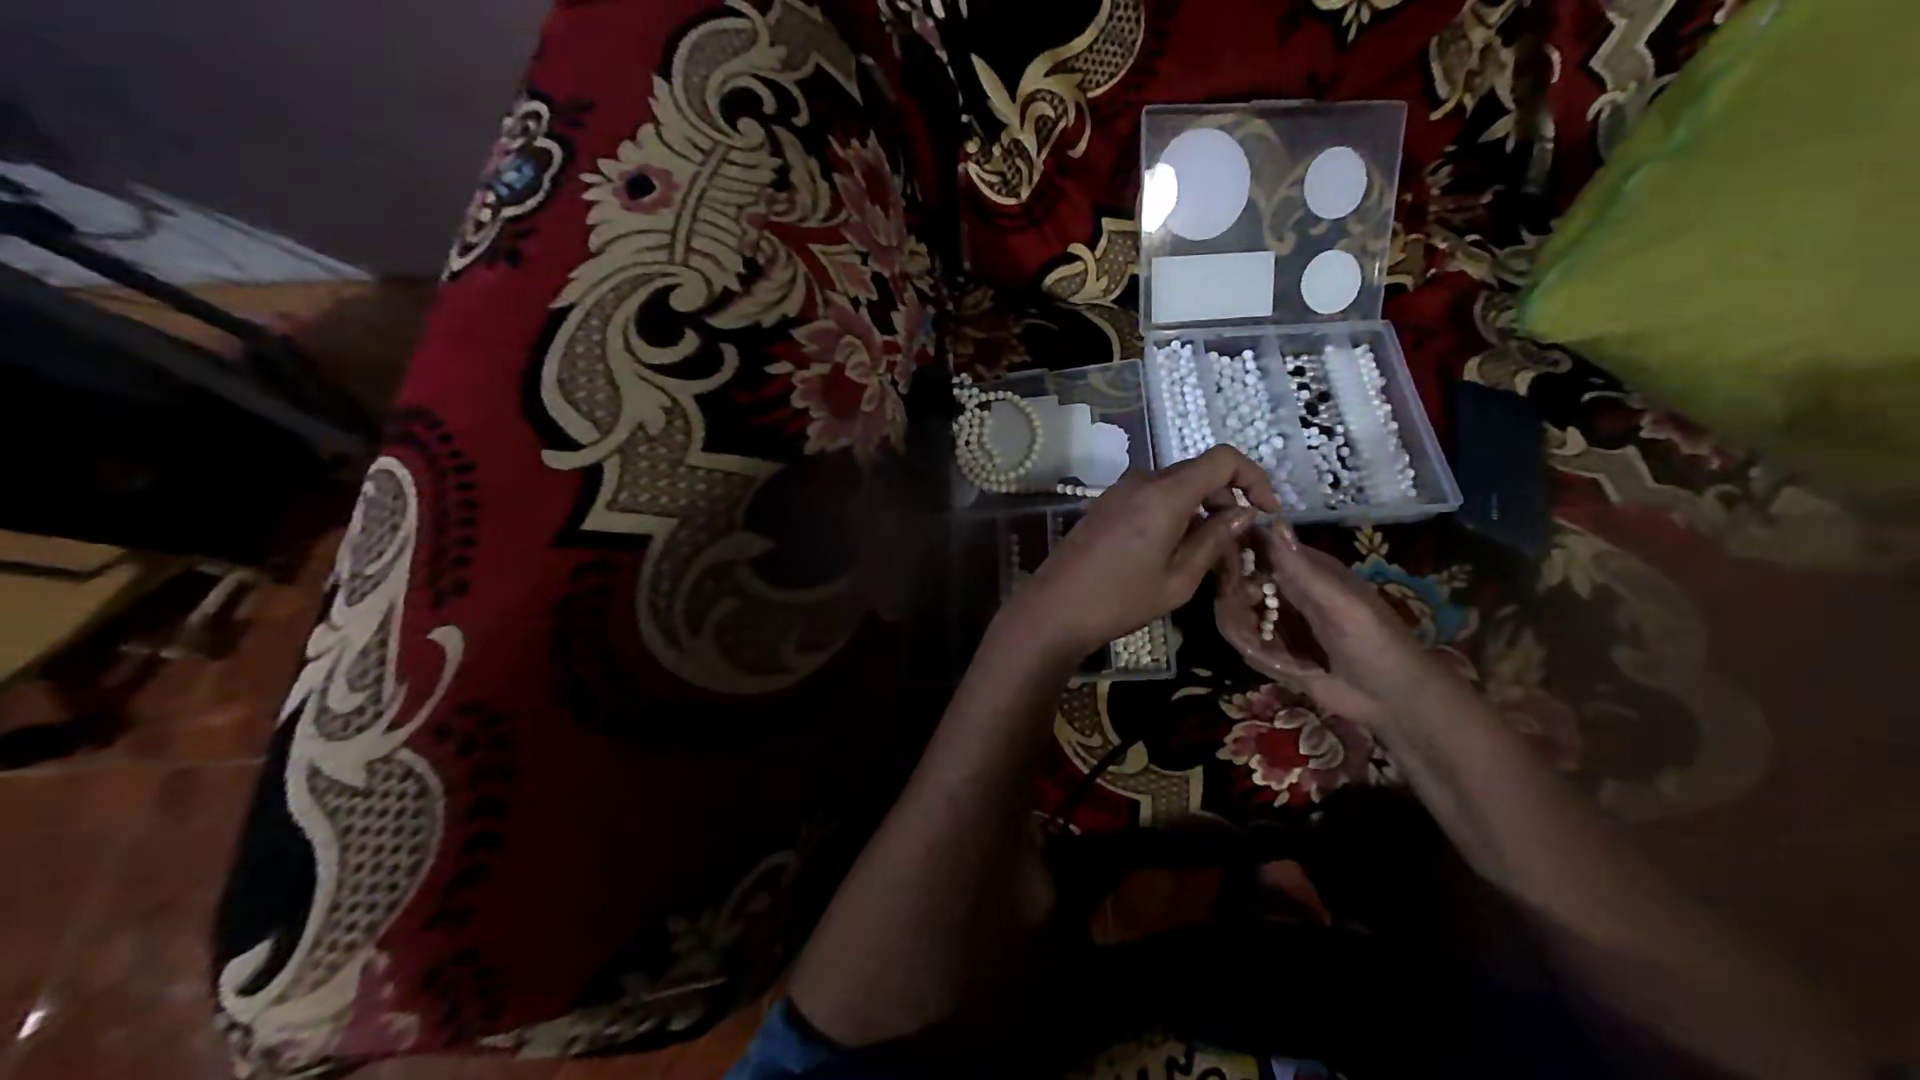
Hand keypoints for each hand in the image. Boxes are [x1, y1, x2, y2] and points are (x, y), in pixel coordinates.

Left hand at [1000, 446, 1280, 657]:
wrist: (1053, 609)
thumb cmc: (1119, 600)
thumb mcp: (1178, 579)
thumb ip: (1213, 540)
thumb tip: (1243, 513)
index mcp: (1165, 494)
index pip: (1223, 459)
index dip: (1253, 477)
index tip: (1265, 510)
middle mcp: (1142, 481)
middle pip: (1199, 472)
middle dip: (1227, 500)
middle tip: (1237, 544)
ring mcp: (1119, 491)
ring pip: (1175, 486)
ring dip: (1200, 509)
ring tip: (1208, 553)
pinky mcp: (1105, 505)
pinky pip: (1151, 496)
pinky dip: (1174, 512)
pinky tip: (1174, 549)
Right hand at [1214, 523, 1449, 727]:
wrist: (1394, 700)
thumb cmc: (1376, 644)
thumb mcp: (1342, 605)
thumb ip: (1303, 570)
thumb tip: (1273, 523)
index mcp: (1307, 570)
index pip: (1259, 548)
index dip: (1237, 552)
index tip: (1221, 564)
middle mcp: (1288, 592)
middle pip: (1241, 584)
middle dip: (1236, 600)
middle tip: (1249, 620)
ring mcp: (1280, 622)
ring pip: (1240, 615)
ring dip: (1246, 632)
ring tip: (1278, 653)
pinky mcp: (1277, 650)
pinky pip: (1249, 644)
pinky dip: (1256, 654)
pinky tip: (1281, 666)